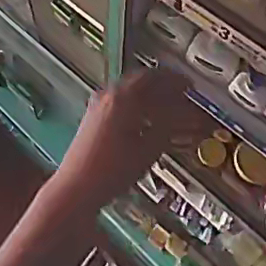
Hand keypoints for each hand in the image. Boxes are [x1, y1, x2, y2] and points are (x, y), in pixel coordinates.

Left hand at [40, 68, 188, 218]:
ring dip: (151, 97)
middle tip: (182, 94)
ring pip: (131, 92)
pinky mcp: (94, 118)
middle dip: (164, 87)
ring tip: (170, 109)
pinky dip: (138, 106)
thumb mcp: (148, 149)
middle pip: (141, 81)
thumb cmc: (109, 170)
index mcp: (121, 98)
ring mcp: (98, 106)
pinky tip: (149, 120)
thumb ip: (169, 127)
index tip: (189, 86)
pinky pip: (121, 103)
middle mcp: (107, 96)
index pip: (155, 78)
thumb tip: (186, 117)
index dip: (176, 82)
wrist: (77, 187)